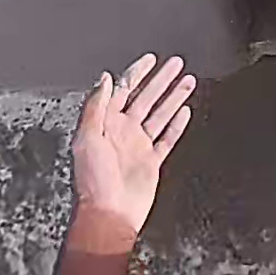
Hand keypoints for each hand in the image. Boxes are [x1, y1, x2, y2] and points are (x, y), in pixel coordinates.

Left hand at [70, 54, 195, 247]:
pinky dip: (177, 124)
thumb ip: (96, 107)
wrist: (108, 215)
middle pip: (146, 97)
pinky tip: (185, 111)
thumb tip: (103, 79)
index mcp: (106, 123)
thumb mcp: (87, 139)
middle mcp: (123, 131)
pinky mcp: (151, 161)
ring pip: (160, 114)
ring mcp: (139, 145)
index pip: (123, 90)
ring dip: (174, 97)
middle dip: (161, 79)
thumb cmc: (94, 181)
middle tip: (176, 63)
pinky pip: (167, 138)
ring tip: (188, 80)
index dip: (136, 73)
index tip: (150, 59)